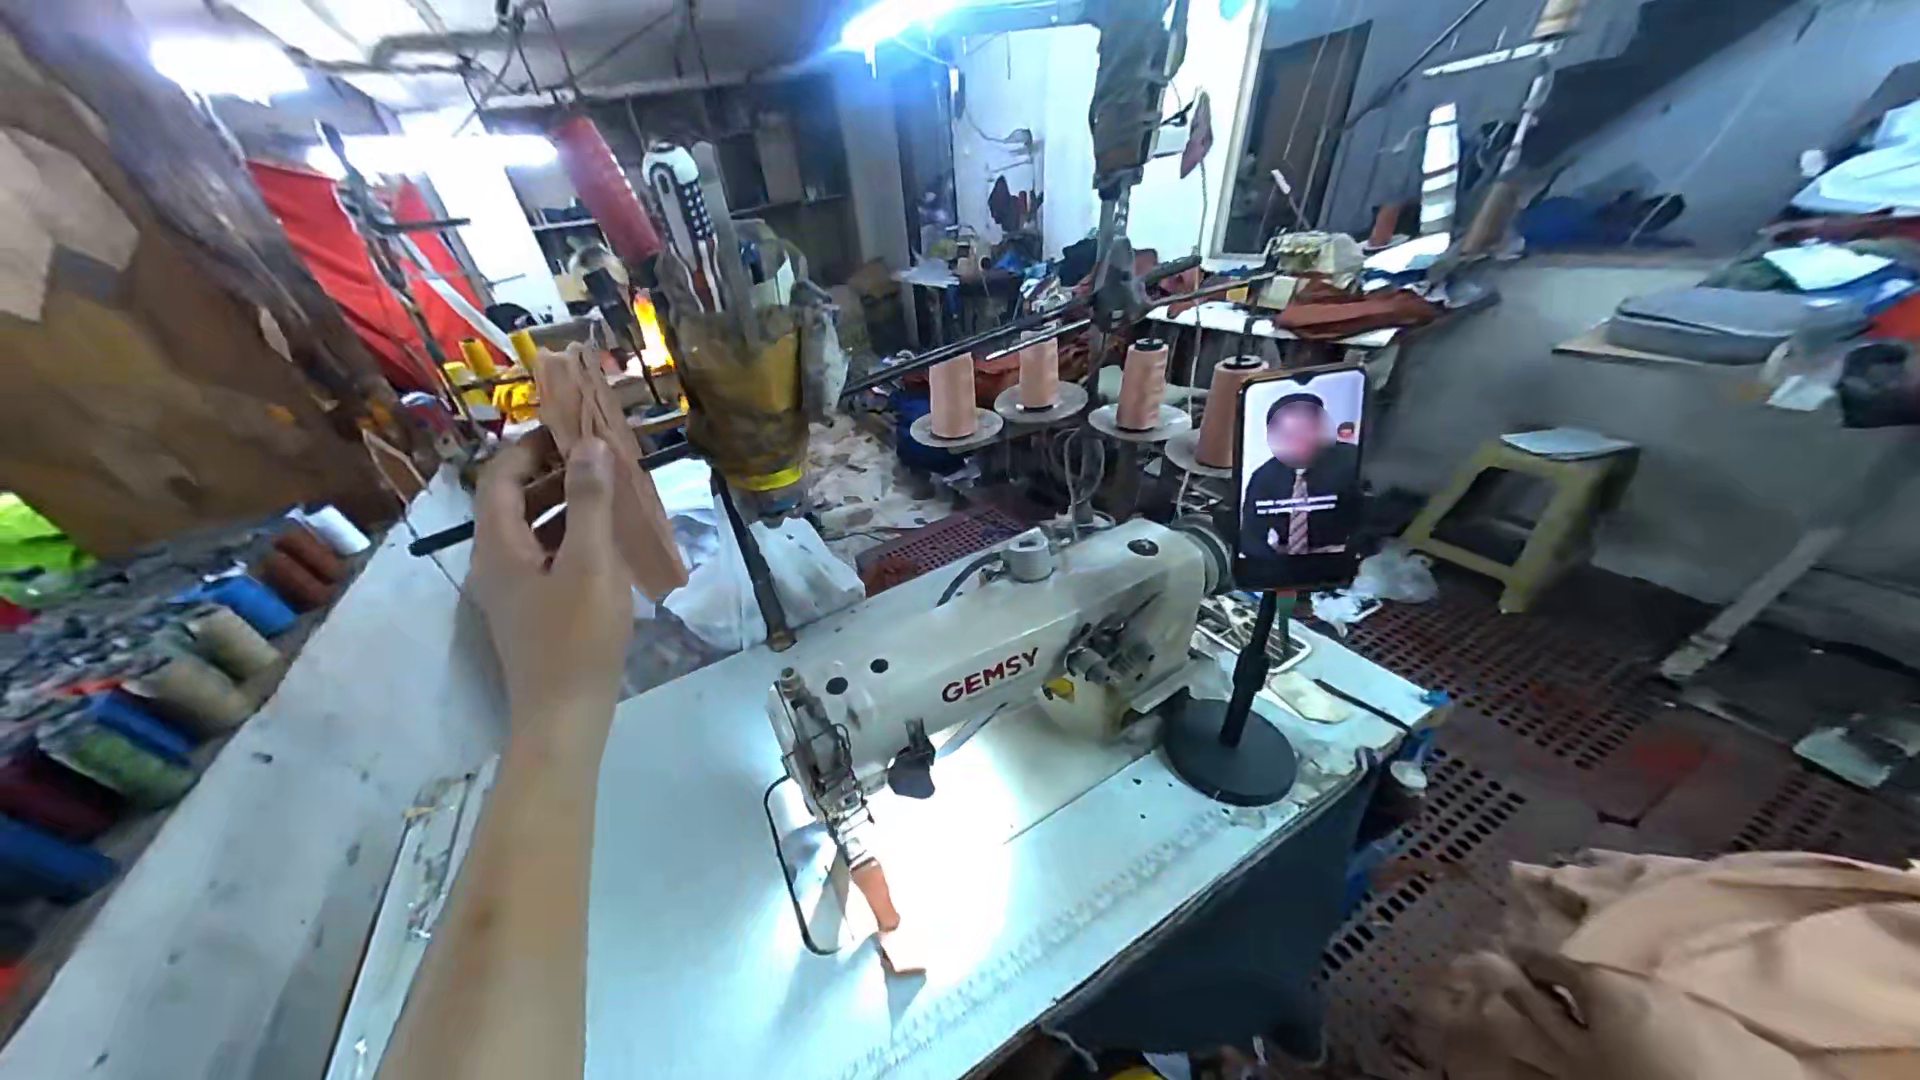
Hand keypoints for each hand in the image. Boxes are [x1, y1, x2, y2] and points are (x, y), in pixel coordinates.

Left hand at [469, 435, 633, 729]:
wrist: (567, 710)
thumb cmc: (578, 634)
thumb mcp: (591, 562)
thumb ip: (590, 501)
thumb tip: (591, 444)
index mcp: (497, 545)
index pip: (499, 477)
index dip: (530, 447)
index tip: (573, 429)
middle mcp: (496, 560)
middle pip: (516, 500)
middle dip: (555, 473)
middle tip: (602, 457)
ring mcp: (515, 586)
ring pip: (535, 529)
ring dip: (569, 504)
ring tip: (613, 491)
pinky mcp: (535, 605)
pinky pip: (550, 554)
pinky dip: (575, 535)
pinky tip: (610, 539)